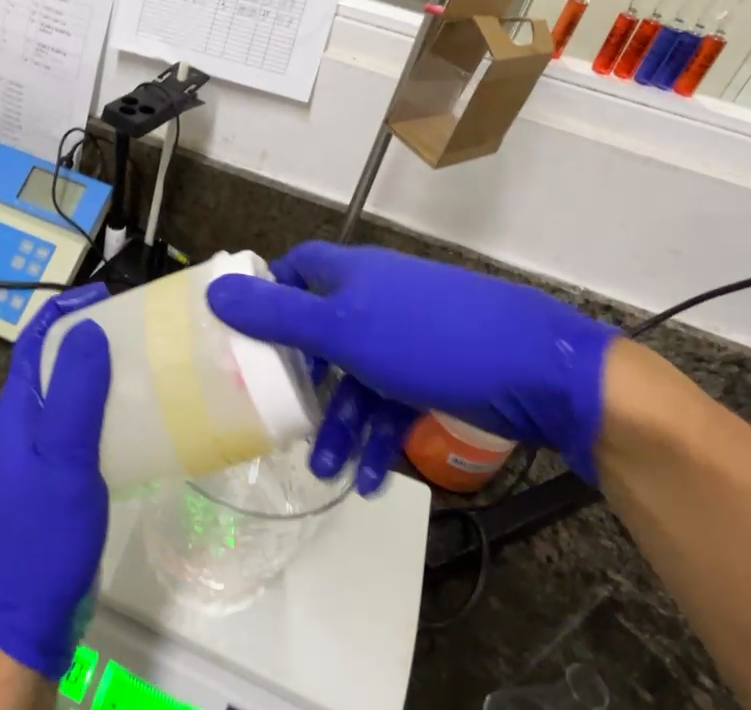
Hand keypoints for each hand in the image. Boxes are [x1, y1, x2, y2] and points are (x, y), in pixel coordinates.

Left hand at [0, 285, 113, 679]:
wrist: (33, 611)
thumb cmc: (45, 531)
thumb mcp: (64, 456)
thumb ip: (75, 393)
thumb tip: (88, 328)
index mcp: (17, 410)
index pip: (37, 341)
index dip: (65, 310)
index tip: (107, 295)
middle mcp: (25, 424)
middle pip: (56, 364)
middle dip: (92, 338)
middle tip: (141, 329)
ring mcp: (42, 454)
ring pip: (73, 397)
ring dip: (105, 376)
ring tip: (151, 366)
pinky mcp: (62, 478)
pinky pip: (86, 430)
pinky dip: (111, 414)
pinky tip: (145, 420)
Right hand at [206, 242, 618, 488]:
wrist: (536, 371)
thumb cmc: (426, 339)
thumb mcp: (342, 330)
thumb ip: (277, 315)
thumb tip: (214, 291)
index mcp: (352, 276)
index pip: (297, 270)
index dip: (269, 296)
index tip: (243, 336)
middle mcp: (376, 300)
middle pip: (322, 336)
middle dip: (302, 383)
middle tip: (278, 420)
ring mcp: (408, 339)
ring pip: (357, 380)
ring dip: (341, 426)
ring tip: (327, 474)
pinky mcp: (435, 375)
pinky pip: (393, 404)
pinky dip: (379, 439)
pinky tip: (371, 480)